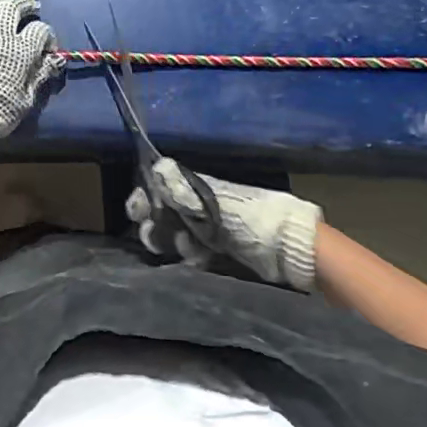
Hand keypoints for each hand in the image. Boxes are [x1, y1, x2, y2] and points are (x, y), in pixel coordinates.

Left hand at [0, 0, 65, 156]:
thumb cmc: (1, 108)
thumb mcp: (28, 96)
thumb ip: (41, 74)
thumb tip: (55, 59)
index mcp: (20, 52)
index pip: (38, 30)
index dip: (47, 34)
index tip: (47, 44)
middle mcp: (0, 39)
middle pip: (12, 9)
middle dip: (23, 2)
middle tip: (31, 2)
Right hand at [128, 160, 321, 290]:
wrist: (290, 252)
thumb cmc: (253, 220)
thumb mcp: (217, 202)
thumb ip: (184, 189)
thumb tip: (157, 166)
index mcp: (198, 189)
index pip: (160, 189)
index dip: (145, 198)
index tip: (136, 211)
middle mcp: (199, 207)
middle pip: (163, 214)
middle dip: (156, 225)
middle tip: (155, 238)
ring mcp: (208, 230)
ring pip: (174, 235)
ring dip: (173, 243)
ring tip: (187, 251)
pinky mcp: (217, 253)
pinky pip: (191, 253)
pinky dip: (189, 257)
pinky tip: (197, 261)